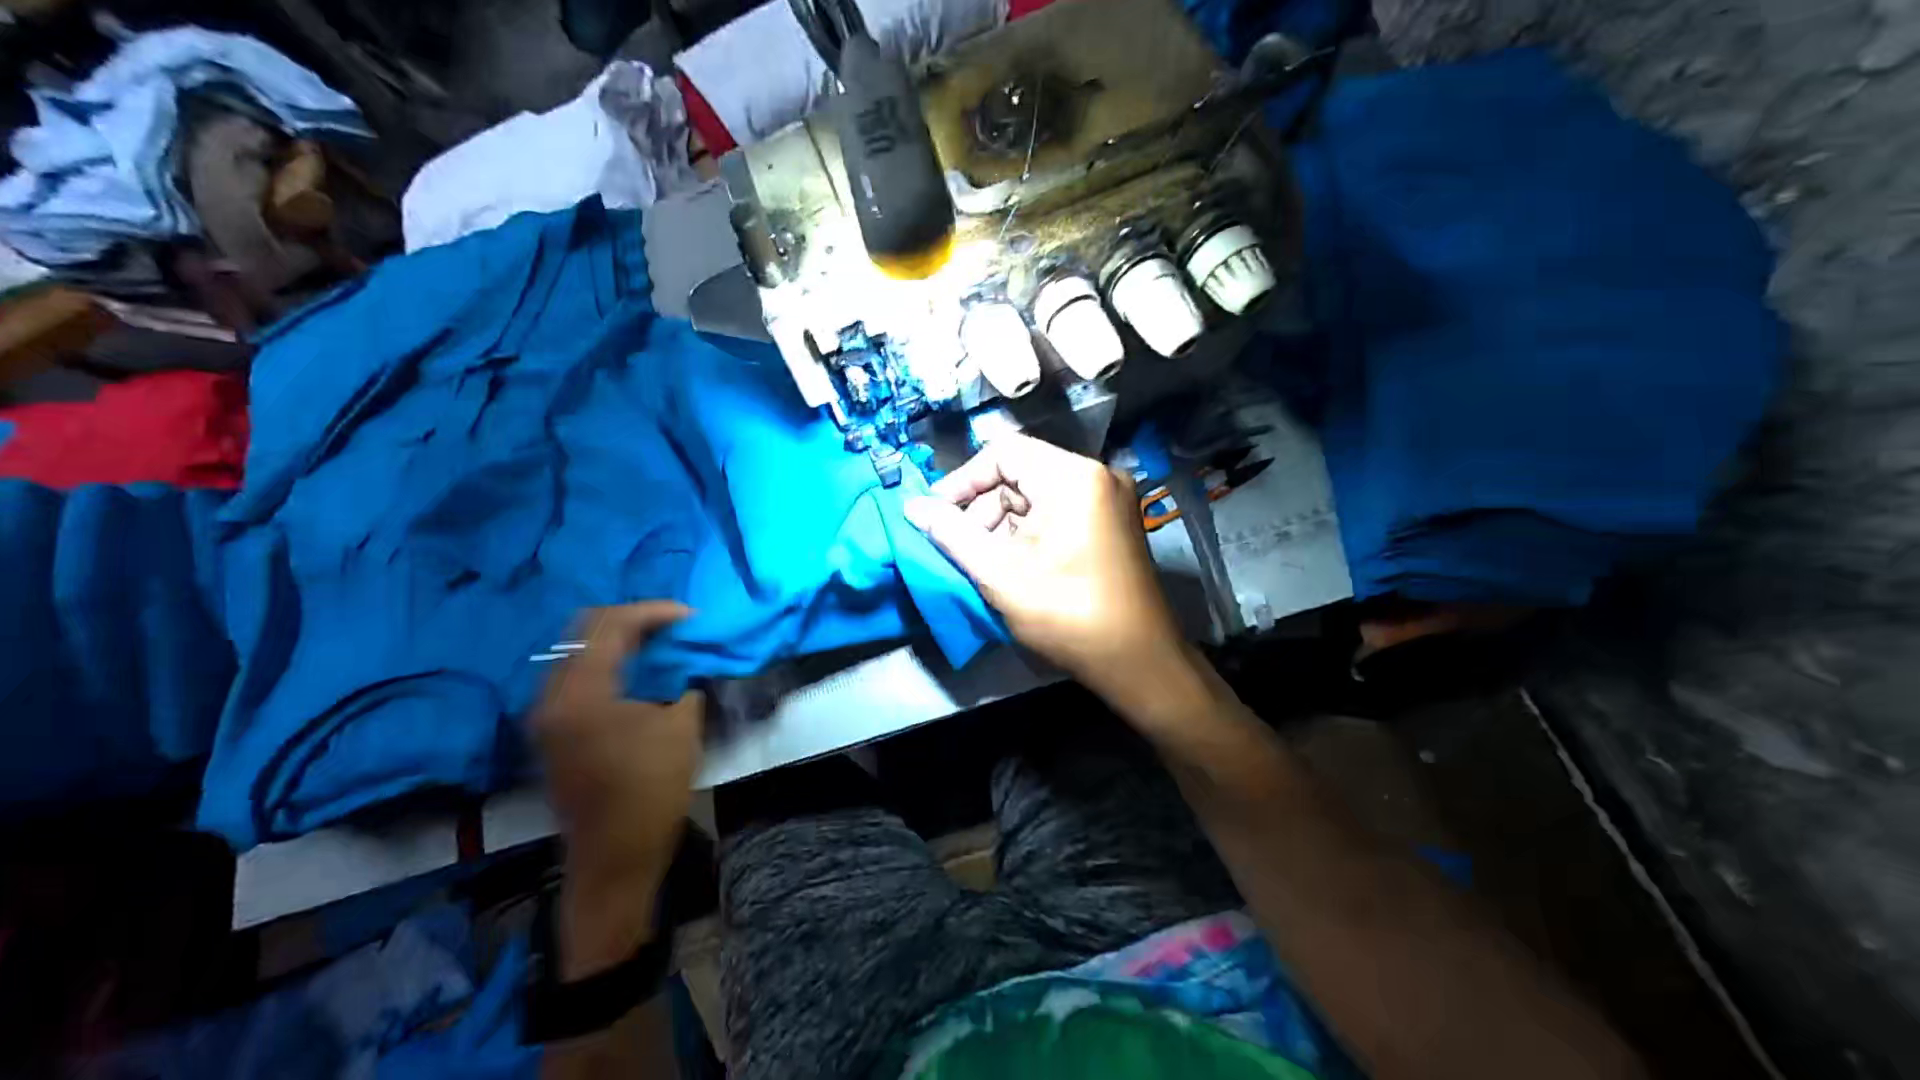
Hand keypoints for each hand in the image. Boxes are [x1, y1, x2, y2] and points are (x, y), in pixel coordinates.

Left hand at [532, 602, 703, 976]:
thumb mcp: (681, 727)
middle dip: (633, 621)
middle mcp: (552, 696)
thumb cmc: (651, 792)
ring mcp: (546, 715)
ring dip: (619, 642)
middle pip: (586, 631)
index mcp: (581, 692)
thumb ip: (683, 682)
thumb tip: (686, 660)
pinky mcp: (553, 730)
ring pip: (579, 652)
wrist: (614, 857)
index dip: (654, 612)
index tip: (690, 617)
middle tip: (674, 626)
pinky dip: (608, 664)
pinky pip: (577, 676)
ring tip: (661, 645)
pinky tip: (639, 672)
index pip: (611, 625)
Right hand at [903, 433, 1188, 708]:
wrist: (1138, 661)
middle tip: (958, 546)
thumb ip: (951, 534)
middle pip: (1021, 473)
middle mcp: (1097, 476)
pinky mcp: (1113, 522)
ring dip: (1003, 523)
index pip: (1003, 453)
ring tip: (983, 562)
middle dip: (982, 507)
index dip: (962, 480)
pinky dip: (1029, 532)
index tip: (935, 513)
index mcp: (1074, 477)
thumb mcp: (1000, 574)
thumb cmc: (1068, 615)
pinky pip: (1058, 511)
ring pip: (1037, 495)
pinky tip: (1012, 564)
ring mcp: (1110, 499)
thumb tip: (912, 507)